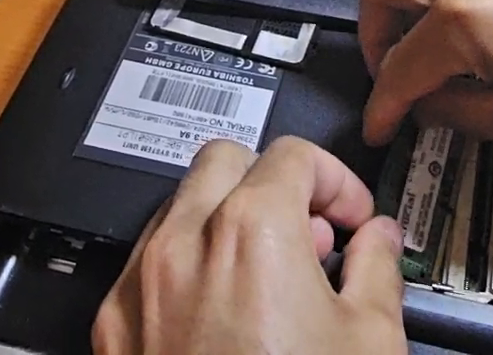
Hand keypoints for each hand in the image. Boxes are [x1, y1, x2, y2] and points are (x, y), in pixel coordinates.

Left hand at [92, 136, 407, 354]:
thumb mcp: (371, 341)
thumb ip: (378, 266)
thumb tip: (378, 240)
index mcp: (252, 231)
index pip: (295, 156)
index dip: (336, 180)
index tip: (351, 216)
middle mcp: (185, 246)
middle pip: (227, 159)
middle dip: (273, 181)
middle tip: (308, 228)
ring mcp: (140, 289)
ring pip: (182, 205)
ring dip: (227, 217)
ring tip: (270, 272)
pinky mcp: (114, 333)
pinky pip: (149, 262)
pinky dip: (189, 262)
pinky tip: (225, 312)